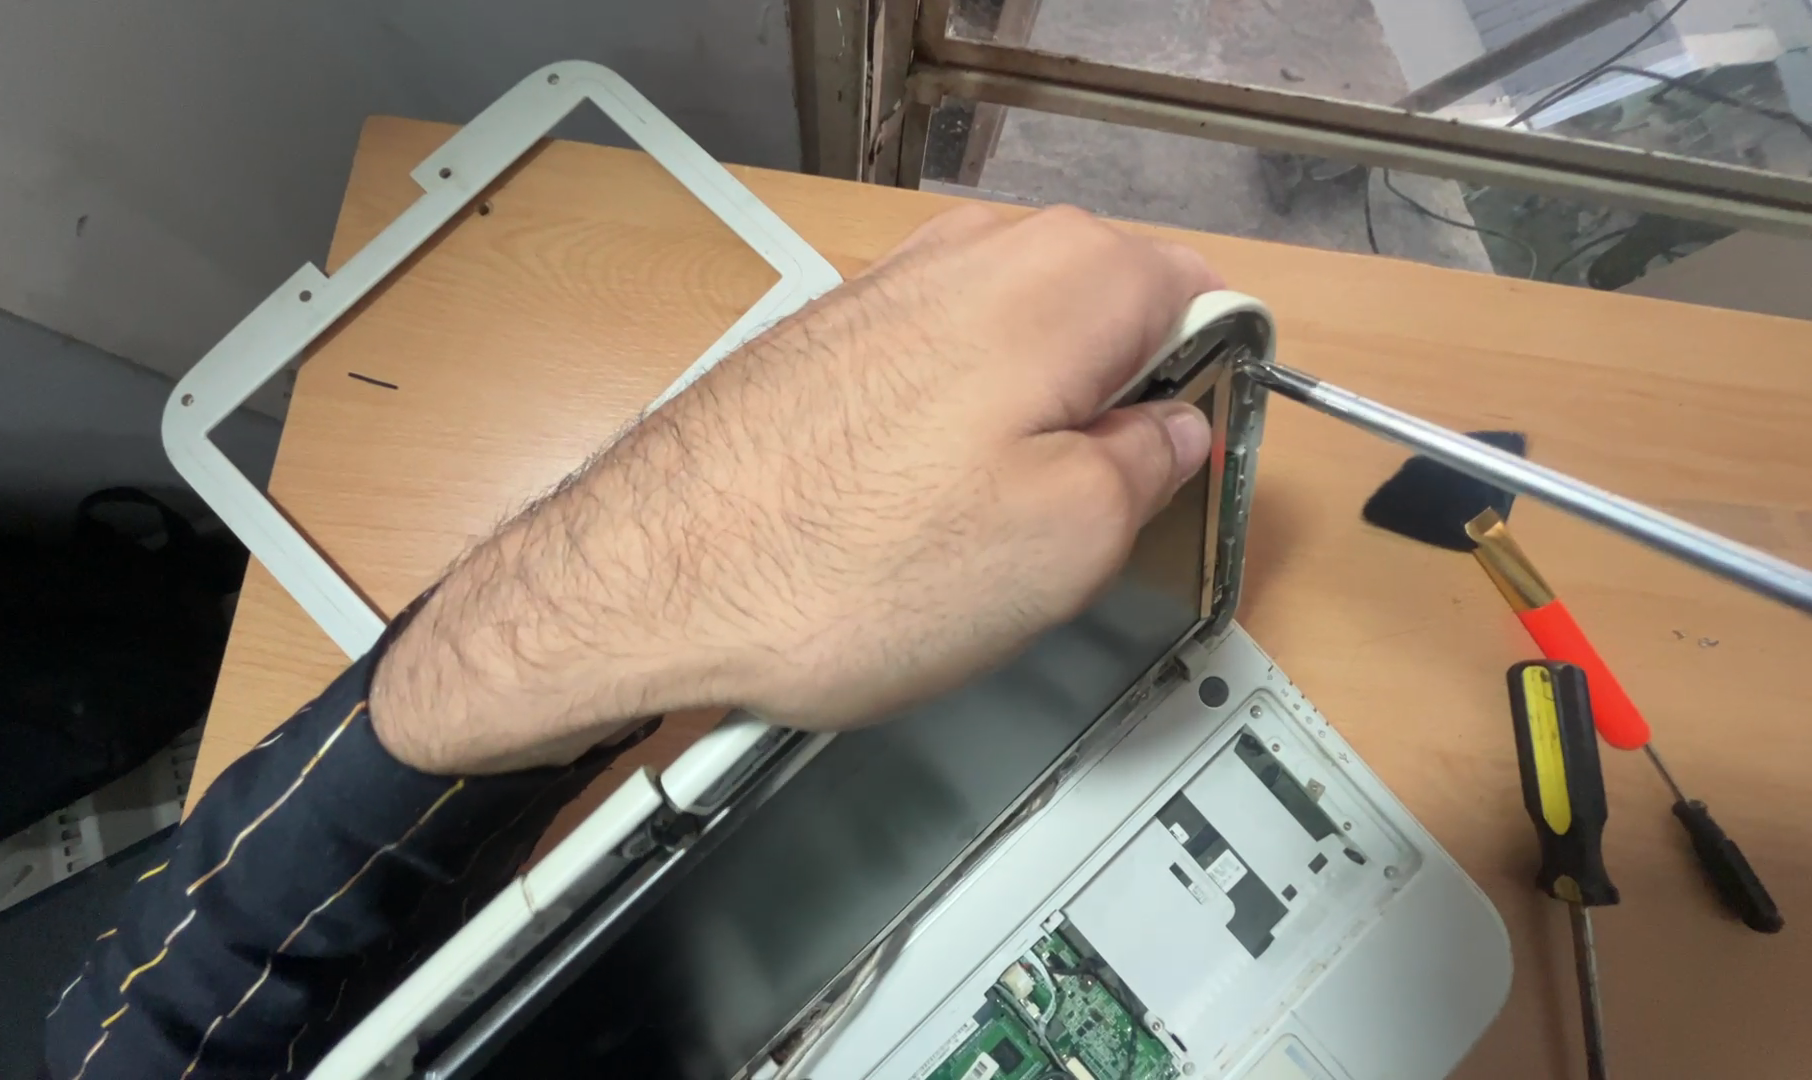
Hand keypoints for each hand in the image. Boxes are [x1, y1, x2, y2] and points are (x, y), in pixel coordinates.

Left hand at [370, 204, 1222, 773]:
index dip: (1200, 396)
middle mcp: (967, 254)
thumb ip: (1149, 464)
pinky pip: (933, 380)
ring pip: (1014, 357)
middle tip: (1067, 519)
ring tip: (971, 525)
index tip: (1165, 474)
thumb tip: (1167, 427)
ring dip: (1021, 435)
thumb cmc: (850, 570)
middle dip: (1105, 419)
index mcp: (1060, 277)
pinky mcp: (826, 342)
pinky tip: (905, 505)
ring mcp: (885, 291)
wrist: (642, 585)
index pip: (1201, 304)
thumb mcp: (1064, 540)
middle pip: (1103, 327)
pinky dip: (946, 438)